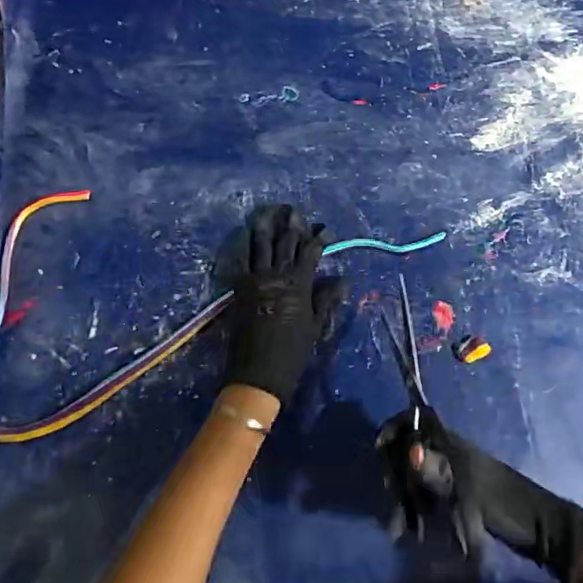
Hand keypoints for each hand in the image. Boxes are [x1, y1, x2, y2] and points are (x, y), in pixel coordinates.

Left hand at [222, 204, 345, 403]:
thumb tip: (344, 280)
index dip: (319, 238)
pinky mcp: (238, 287)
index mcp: (299, 284)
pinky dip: (243, 245)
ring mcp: (255, 279)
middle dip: (292, 224)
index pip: (311, 252)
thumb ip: (327, 299)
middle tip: (293, 210)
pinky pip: (240, 259)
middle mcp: (277, 276)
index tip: (325, 229)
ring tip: (267, 211)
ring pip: (261, 245)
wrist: (259, 372)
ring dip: (264, 226)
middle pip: (285, 242)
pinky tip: (244, 233)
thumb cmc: (293, 351)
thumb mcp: (316, 325)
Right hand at [378, 410, 582, 582]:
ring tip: (399, 528)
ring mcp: (453, 472)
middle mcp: (449, 451)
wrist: (536, 525)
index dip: (395, 426)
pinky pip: (426, 493)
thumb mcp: (468, 490)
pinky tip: (411, 530)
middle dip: (395, 472)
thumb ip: (436, 471)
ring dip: (403, 497)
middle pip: (410, 448)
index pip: (417, 418)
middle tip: (391, 500)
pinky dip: (415, 509)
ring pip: (416, 474)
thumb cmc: (502, 502)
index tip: (378, 448)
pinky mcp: (456, 494)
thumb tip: (410, 451)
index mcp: (451, 442)